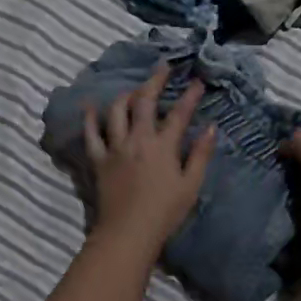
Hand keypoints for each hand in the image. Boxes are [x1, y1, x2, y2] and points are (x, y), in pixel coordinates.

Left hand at [83, 63, 214, 251]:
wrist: (128, 232)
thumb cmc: (164, 212)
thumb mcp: (191, 186)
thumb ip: (200, 155)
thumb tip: (210, 128)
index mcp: (163, 146)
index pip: (179, 114)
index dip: (190, 96)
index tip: (198, 81)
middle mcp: (137, 140)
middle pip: (144, 102)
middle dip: (155, 81)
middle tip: (163, 68)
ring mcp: (115, 148)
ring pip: (116, 111)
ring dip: (126, 95)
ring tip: (133, 90)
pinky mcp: (98, 160)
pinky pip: (91, 134)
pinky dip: (90, 118)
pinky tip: (91, 106)